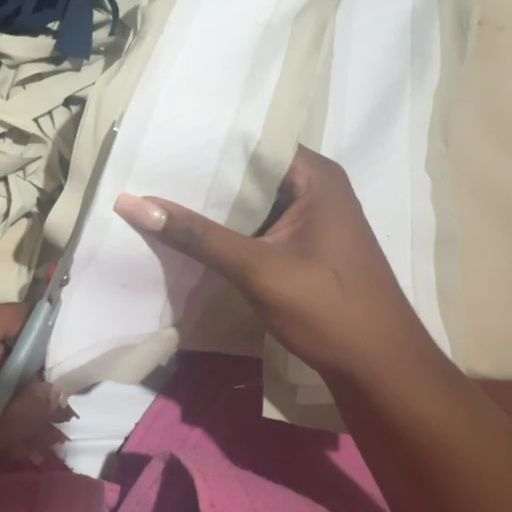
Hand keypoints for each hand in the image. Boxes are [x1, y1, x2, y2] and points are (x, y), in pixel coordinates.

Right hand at [112, 146, 443, 382]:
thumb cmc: (330, 310)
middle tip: (145, 167)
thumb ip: (196, 235)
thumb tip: (131, 202)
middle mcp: (315, 189)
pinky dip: (223, 227)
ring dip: (209, 203)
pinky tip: (184, 231)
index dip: (206, 140)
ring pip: (248, 200)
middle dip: (200, 173)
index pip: (253, 141)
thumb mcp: (256, 269)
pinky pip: (254, 223)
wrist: (381, 372)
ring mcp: (309, 219)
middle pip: (247, 170)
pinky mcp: (301, 246)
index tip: (159, 139)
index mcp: (317, 178)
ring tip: (153, 192)